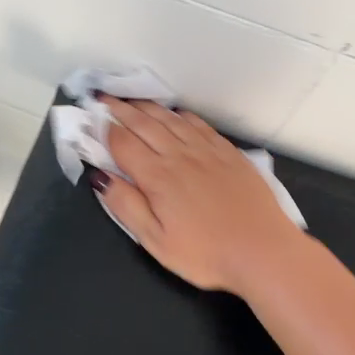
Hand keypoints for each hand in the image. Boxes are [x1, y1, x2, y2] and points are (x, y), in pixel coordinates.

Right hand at [92, 97, 308, 294]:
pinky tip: (175, 114)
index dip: (104, 130)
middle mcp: (180, 156)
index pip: (123, 144)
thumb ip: (126, 207)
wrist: (262, 251)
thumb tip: (102, 178)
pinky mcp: (229, 153)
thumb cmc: (205, 254)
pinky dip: (180, 115)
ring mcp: (207, 151)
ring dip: (147, 108)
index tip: (91, 118)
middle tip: (104, 99)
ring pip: (171, 120)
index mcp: (157, 177)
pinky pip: (198, 124)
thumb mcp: (156, 242)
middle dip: (121, 111)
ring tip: (131, 101)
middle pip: (144, 124)